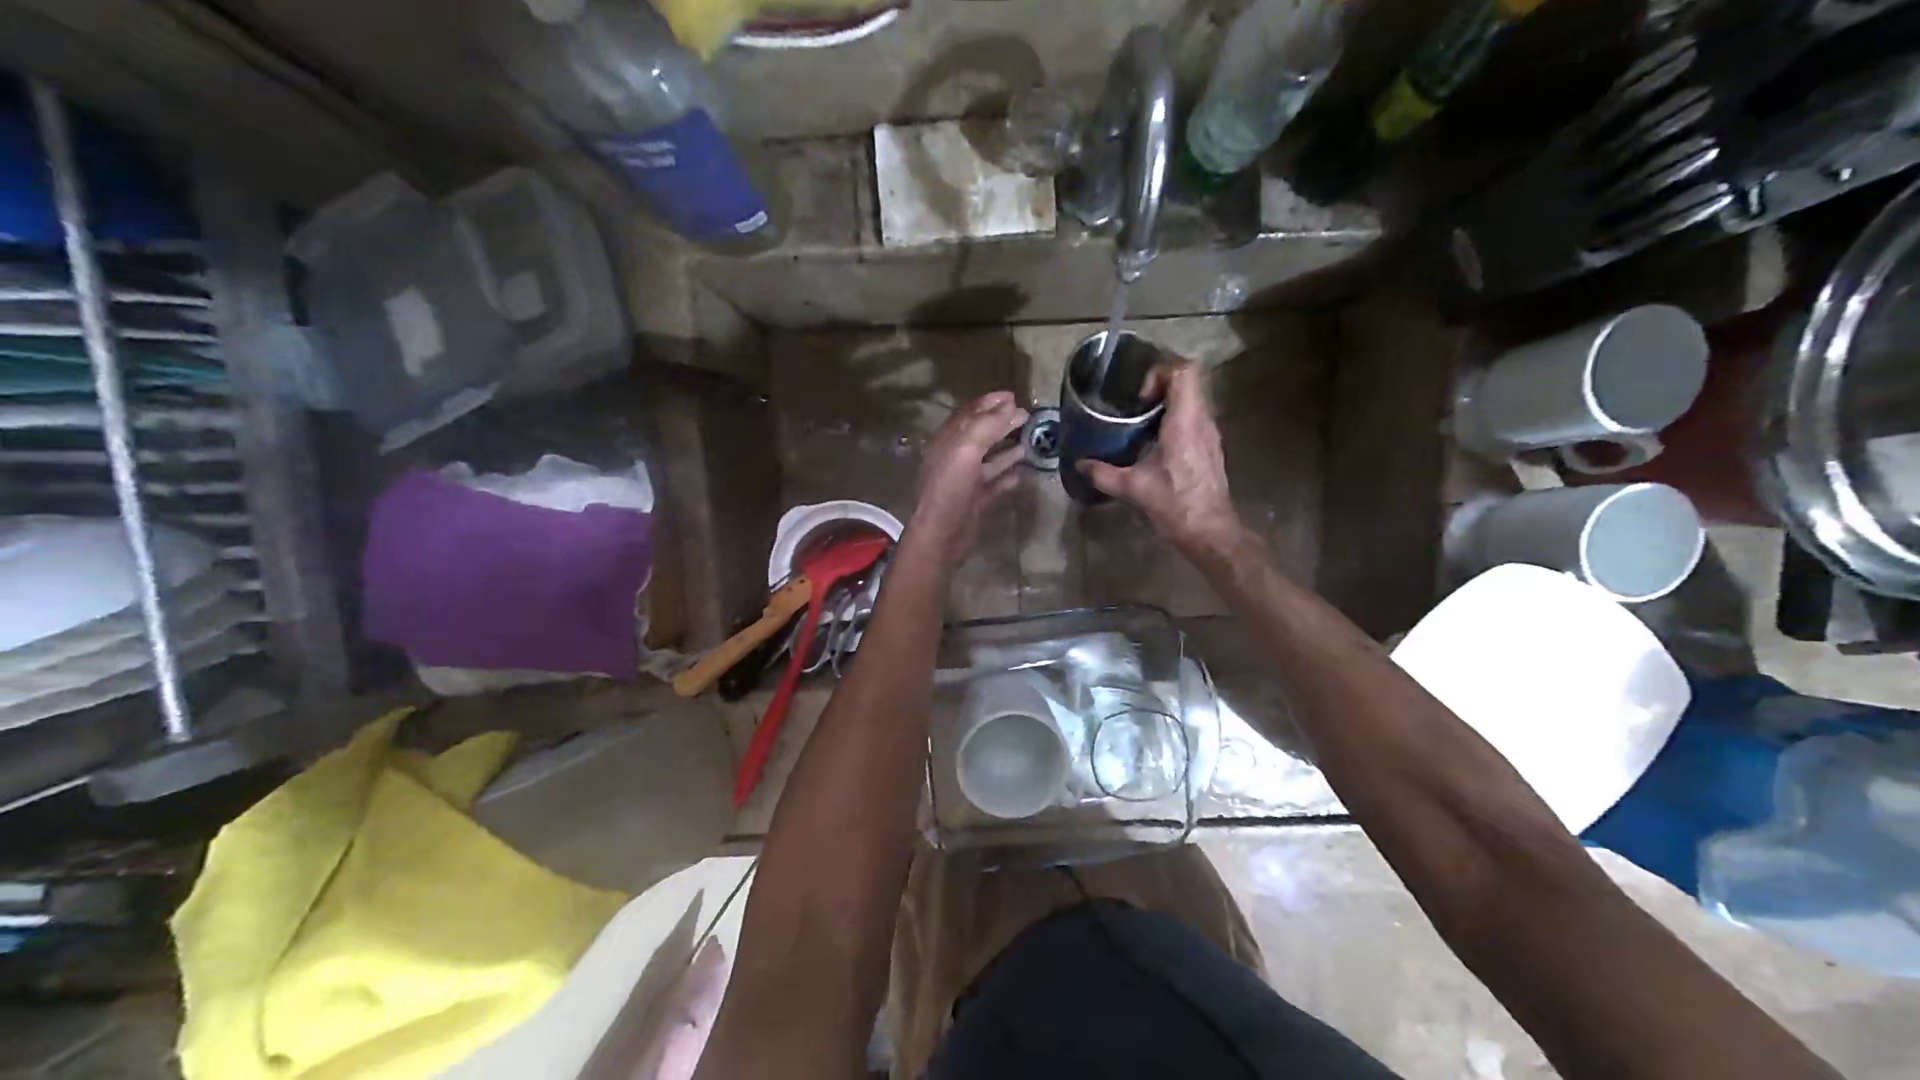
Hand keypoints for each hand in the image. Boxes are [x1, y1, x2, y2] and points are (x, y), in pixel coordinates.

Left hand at [908, 391, 1028, 563]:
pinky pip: (994, 484)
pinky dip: (1008, 477)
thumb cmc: (950, 489)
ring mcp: (965, 482)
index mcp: (948, 442)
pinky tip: (1023, 473)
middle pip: (981, 435)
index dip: (990, 403)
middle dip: (1002, 423)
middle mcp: (955, 459)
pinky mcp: (975, 502)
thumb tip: (1010, 405)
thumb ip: (987, 426)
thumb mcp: (966, 450)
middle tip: (1027, 416)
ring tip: (1030, 440)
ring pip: (989, 459)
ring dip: (1007, 448)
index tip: (1013, 396)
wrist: (941, 536)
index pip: (969, 415)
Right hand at [1079, 360, 1242, 556]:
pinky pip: (1195, 416)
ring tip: (1142, 419)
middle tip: (1136, 403)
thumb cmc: (1175, 505)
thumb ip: (1102, 473)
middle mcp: (1202, 421)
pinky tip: (1155, 440)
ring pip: (1193, 397)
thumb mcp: (1133, 488)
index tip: (1139, 396)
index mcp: (1185, 422)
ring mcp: (1210, 433)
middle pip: (1189, 379)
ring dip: (1168, 400)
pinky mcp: (1210, 446)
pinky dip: (1175, 416)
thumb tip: (1080, 464)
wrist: (1209, 531)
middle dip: (1161, 382)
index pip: (1184, 371)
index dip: (1160, 371)